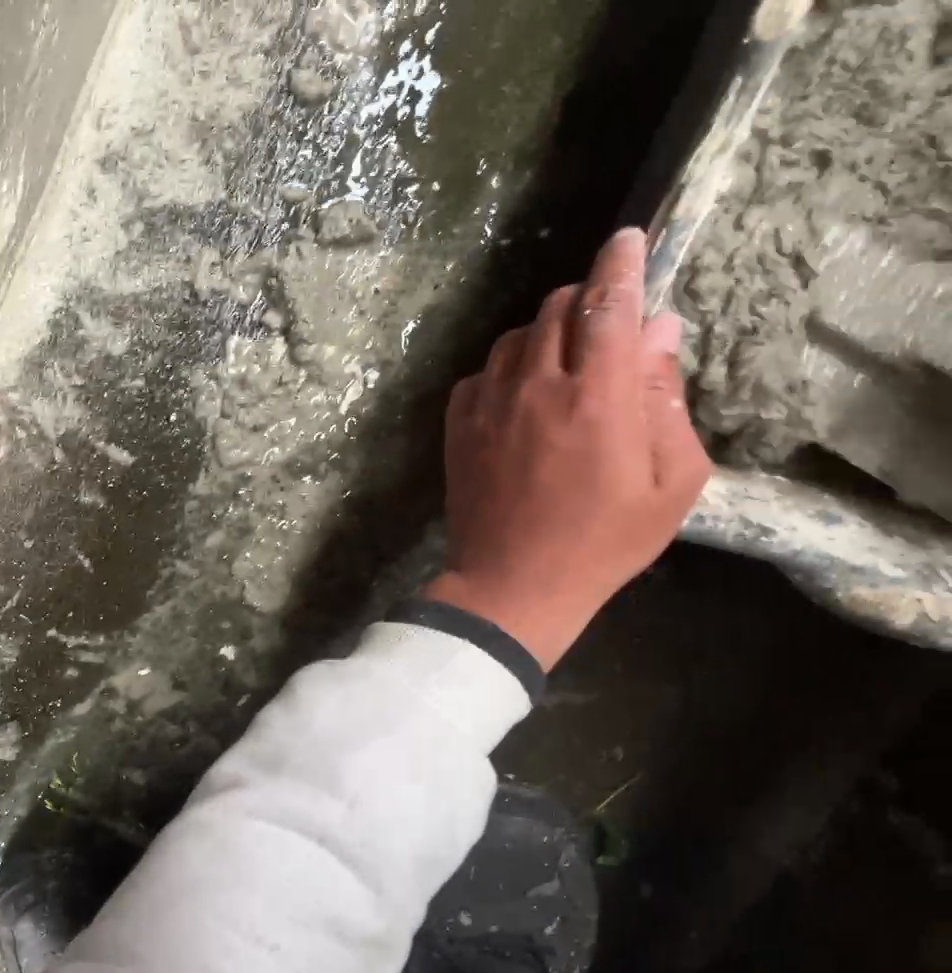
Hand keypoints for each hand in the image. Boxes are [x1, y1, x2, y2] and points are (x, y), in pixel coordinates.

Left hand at [425, 227, 712, 668]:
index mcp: (598, 397)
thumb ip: (665, 397)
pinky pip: (480, 373)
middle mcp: (535, 387)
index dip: (621, 265)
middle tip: (607, 319)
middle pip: (556, 311)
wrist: (511, 580)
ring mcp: (486, 405)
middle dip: (585, 299)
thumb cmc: (605, 540)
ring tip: (567, 359)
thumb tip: (658, 331)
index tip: (627, 239)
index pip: (610, 305)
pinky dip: (506, 368)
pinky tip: (522, 393)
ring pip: (513, 338)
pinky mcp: (455, 425)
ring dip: (544, 332)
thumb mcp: (671, 477)